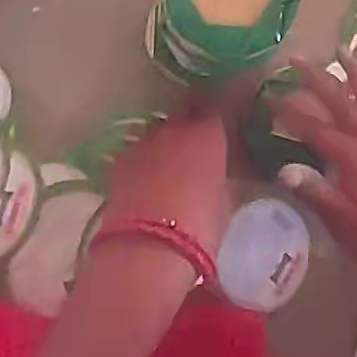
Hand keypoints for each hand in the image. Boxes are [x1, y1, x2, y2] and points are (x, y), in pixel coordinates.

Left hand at [97, 104, 232, 253]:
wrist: (144, 252)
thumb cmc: (199, 225)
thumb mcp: (228, 198)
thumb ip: (231, 173)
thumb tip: (235, 166)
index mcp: (208, 130)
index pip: (222, 104)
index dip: (228, 110)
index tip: (236, 119)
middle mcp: (174, 127)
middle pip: (189, 111)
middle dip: (199, 120)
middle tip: (208, 141)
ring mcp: (144, 142)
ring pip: (163, 129)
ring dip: (172, 139)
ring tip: (179, 163)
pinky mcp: (120, 163)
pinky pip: (142, 150)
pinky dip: (151, 159)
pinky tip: (154, 180)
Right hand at [276, 52, 356, 287]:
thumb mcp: (338, 219)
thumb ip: (313, 190)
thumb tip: (283, 170)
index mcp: (352, 155)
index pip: (313, 127)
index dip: (288, 113)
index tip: (267, 99)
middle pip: (340, 100)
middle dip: (317, 78)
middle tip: (296, 59)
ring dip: (356, 71)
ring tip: (342, 50)